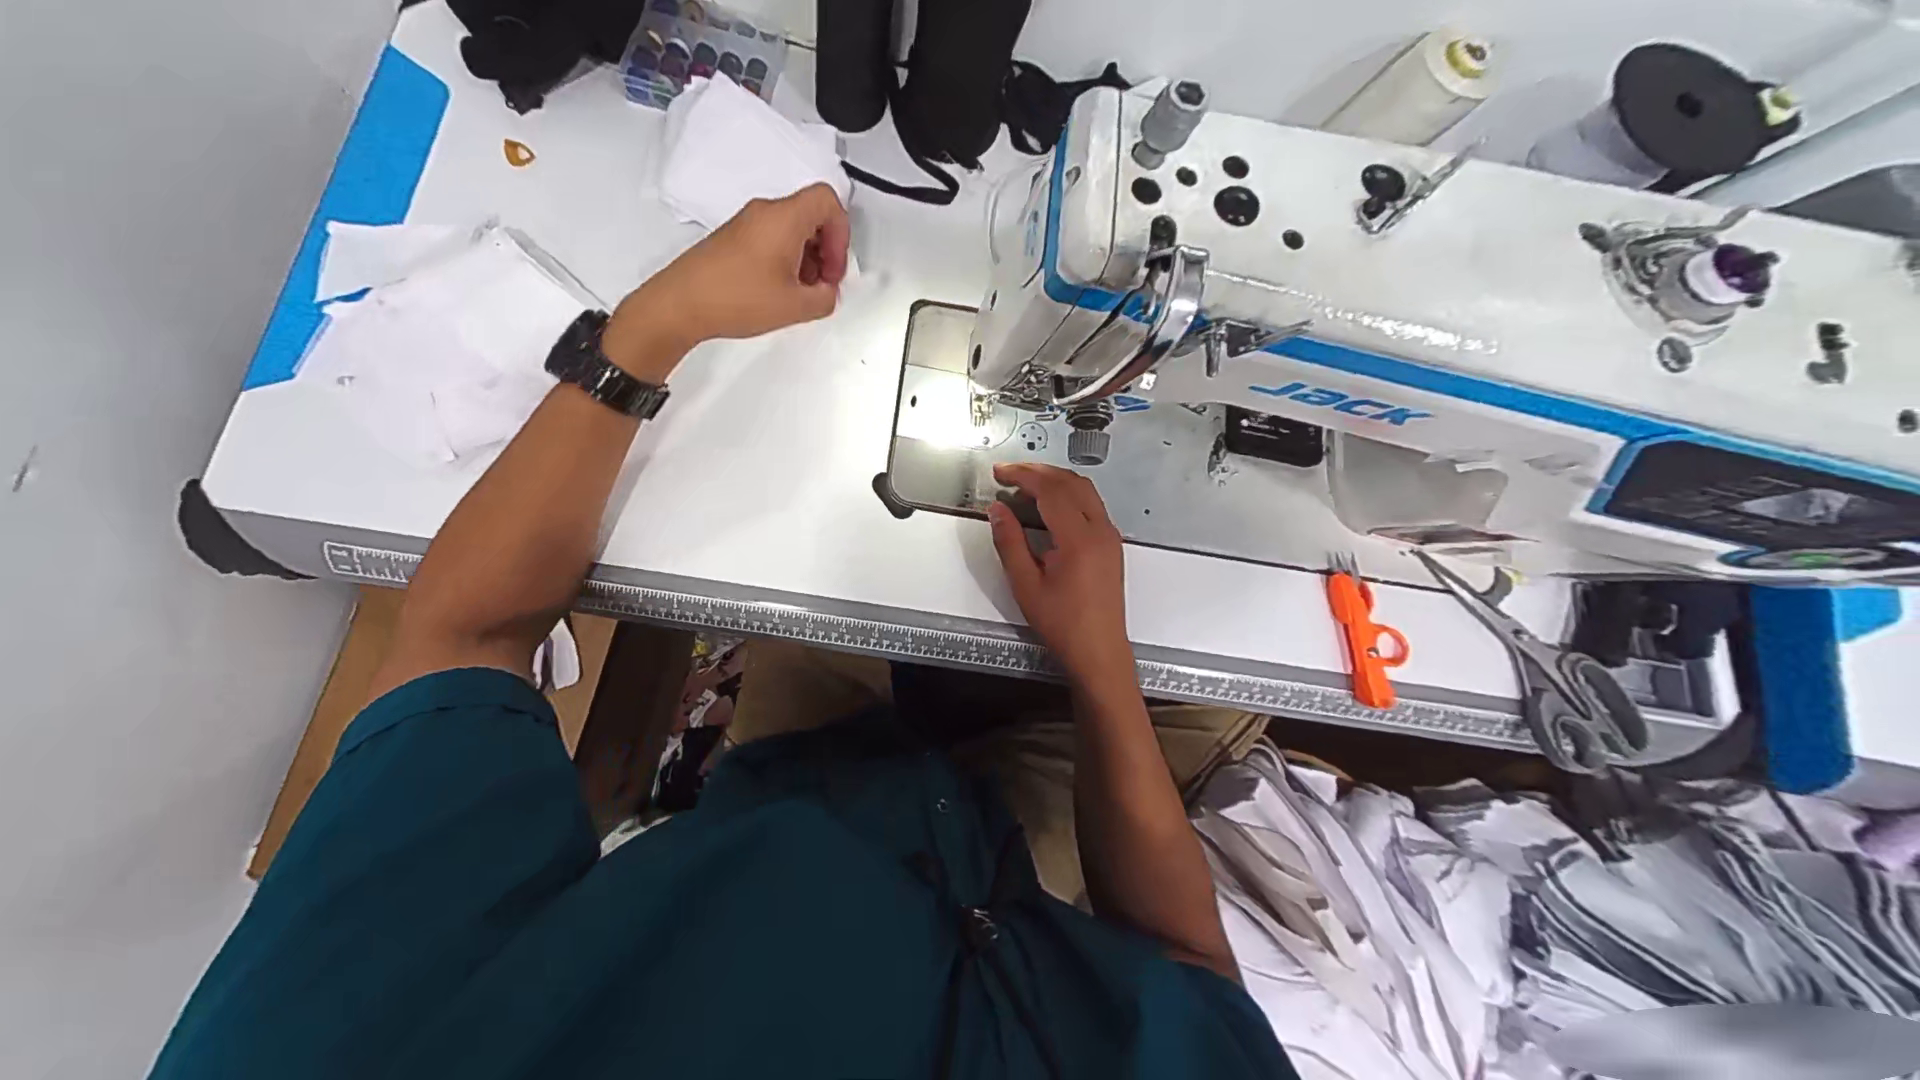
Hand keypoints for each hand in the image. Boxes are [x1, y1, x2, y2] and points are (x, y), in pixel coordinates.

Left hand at [601, 183, 850, 379]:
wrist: (681, 304)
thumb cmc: (735, 298)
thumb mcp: (795, 307)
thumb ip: (825, 298)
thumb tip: (828, 292)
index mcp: (784, 218)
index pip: (828, 201)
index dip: (842, 234)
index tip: (835, 268)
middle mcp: (765, 212)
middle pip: (812, 214)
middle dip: (827, 249)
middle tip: (824, 283)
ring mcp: (747, 224)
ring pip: (793, 228)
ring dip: (807, 258)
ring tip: (802, 292)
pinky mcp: (735, 238)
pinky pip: (772, 238)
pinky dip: (787, 260)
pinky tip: (781, 291)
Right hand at [986, 463, 1136, 694]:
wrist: (1098, 651)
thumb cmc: (1064, 625)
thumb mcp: (1025, 585)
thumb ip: (1009, 542)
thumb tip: (997, 511)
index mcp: (1080, 539)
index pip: (1051, 490)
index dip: (1023, 475)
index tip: (1001, 472)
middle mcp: (1101, 531)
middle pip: (1070, 482)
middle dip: (1038, 471)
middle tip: (1009, 472)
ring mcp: (1110, 536)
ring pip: (1084, 490)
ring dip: (1055, 479)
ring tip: (1026, 482)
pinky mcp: (1111, 544)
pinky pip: (1092, 504)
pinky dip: (1068, 493)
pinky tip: (1049, 503)